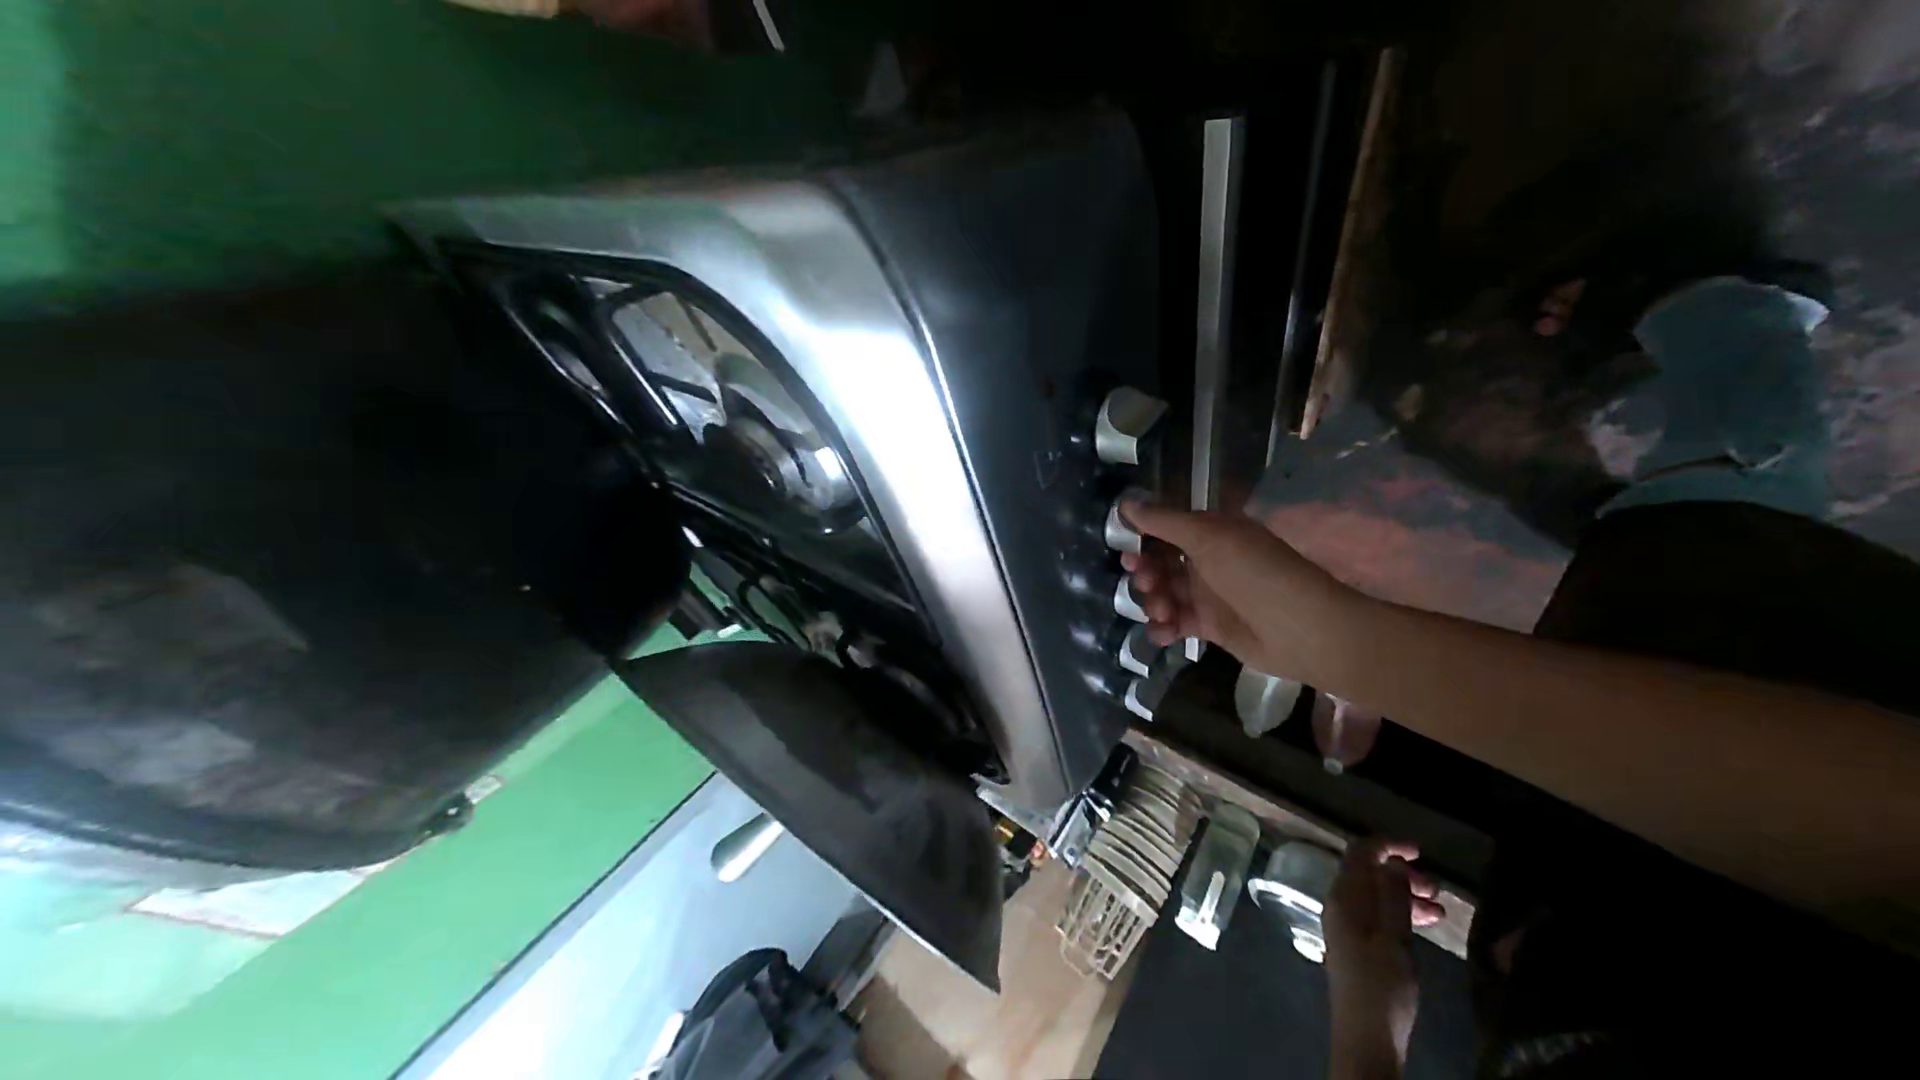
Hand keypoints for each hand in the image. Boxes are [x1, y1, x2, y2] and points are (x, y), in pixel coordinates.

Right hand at [1119, 501, 1361, 686]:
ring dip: (1153, 601)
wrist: (1302, 629)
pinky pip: (1174, 623)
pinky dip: (1163, 628)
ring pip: (1163, 594)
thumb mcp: (1209, 538)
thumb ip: (1164, 522)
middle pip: (1159, 563)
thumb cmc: (1256, 574)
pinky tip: (1164, 633)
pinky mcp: (1209, 626)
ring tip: (1164, 613)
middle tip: (1147, 581)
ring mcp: (1207, 595)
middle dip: (1145, 572)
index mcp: (1210, 533)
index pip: (1165, 529)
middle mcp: (1206, 560)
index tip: (1125, 548)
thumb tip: (1125, 503)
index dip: (1141, 538)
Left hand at [1323, 840, 1444, 1072]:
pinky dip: (1400, 913)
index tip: (1420, 851)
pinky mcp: (1355, 943)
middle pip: (1368, 872)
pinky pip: (1377, 914)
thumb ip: (1392, 898)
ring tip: (1441, 910)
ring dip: (1405, 895)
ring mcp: (1345, 923)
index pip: (1359, 853)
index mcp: (1343, 897)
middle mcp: (1339, 904)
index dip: (1387, 845)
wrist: (1365, 1037)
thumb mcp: (1394, 940)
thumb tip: (1393, 862)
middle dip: (1402, 873)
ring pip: (1375, 894)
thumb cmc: (1382, 988)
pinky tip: (1427, 925)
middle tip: (1437, 889)